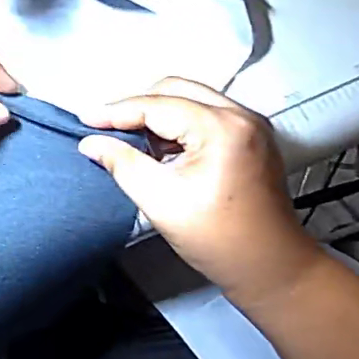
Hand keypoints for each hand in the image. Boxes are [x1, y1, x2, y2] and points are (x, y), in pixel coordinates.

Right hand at [78, 78, 324, 305]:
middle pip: (176, 90)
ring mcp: (251, 126)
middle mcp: (242, 117)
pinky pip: (207, 116)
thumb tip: (93, 143)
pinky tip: (161, 150)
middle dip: (138, 107)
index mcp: (222, 129)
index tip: (88, 121)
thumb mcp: (160, 201)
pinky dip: (180, 126)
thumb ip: (122, 164)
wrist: (270, 267)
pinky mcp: (252, 138)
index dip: (117, 112)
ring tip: (132, 143)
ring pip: (191, 100)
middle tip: (107, 129)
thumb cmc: (222, 242)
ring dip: (159, 116)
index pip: (158, 104)